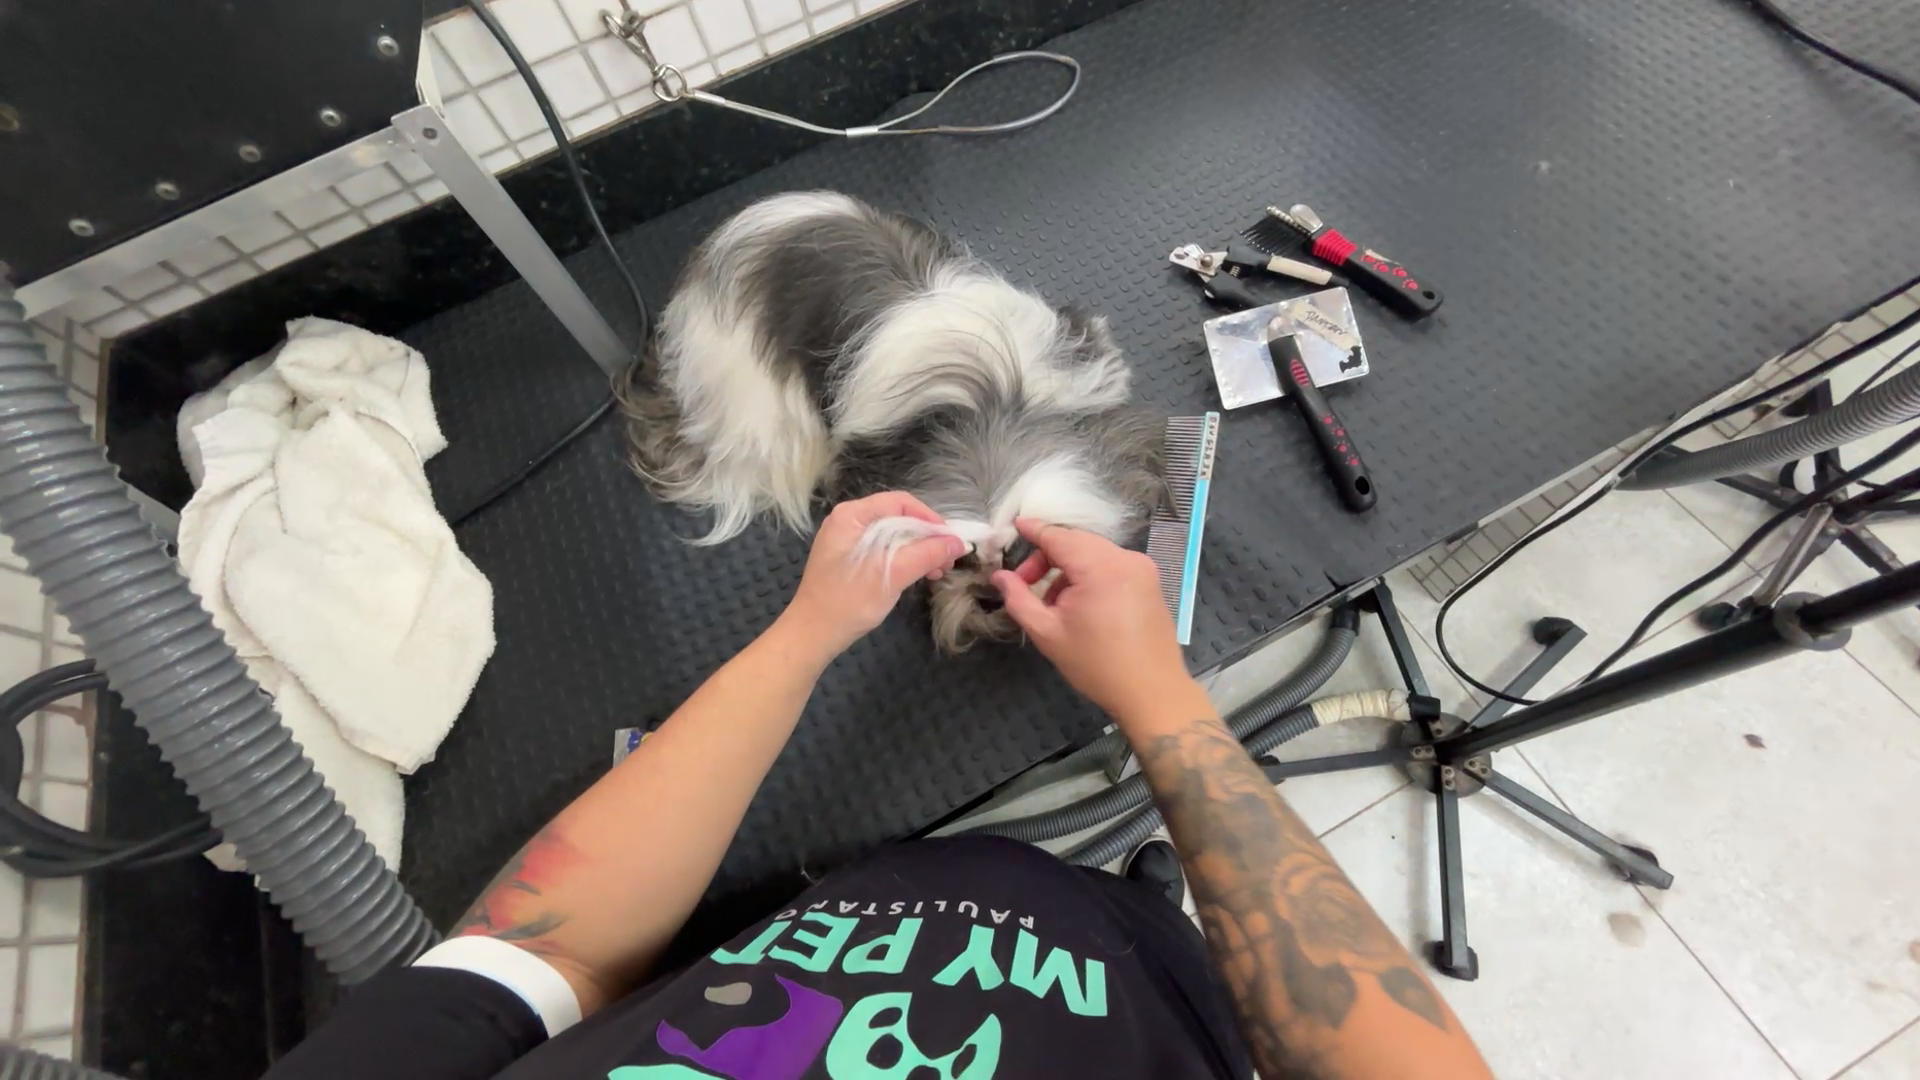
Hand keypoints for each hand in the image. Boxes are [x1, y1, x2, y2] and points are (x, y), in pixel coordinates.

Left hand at [777, 492, 968, 661]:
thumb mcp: (892, 575)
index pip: (902, 502)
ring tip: (937, 571)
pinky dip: (904, 559)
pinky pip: (884, 549)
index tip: (951, 540)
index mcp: (852, 515)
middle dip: (927, 538)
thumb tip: (959, 542)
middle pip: (899, 517)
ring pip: (894, 535)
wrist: (812, 634)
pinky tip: (919, 574)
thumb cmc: (848, 602)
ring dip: (919, 550)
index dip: (931, 519)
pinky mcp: (850, 557)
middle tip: (948, 560)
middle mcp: (848, 520)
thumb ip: (927, 554)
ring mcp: (848, 539)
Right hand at [991, 518, 1203, 723]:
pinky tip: (1079, 605)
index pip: (1059, 536)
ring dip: (1068, 568)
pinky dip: (1090, 574)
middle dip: (1048, 557)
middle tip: (1025, 583)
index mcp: (1100, 567)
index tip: (1014, 526)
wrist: (1152, 692)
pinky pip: (1111, 565)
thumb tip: (1000, 576)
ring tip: (1053, 603)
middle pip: (1077, 542)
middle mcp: (1125, 558)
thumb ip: (1019, 599)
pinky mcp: (1150, 581)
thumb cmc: (1096, 664)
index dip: (1034, 530)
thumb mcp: (1047, 633)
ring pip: (1094, 553)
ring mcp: (1142, 568)